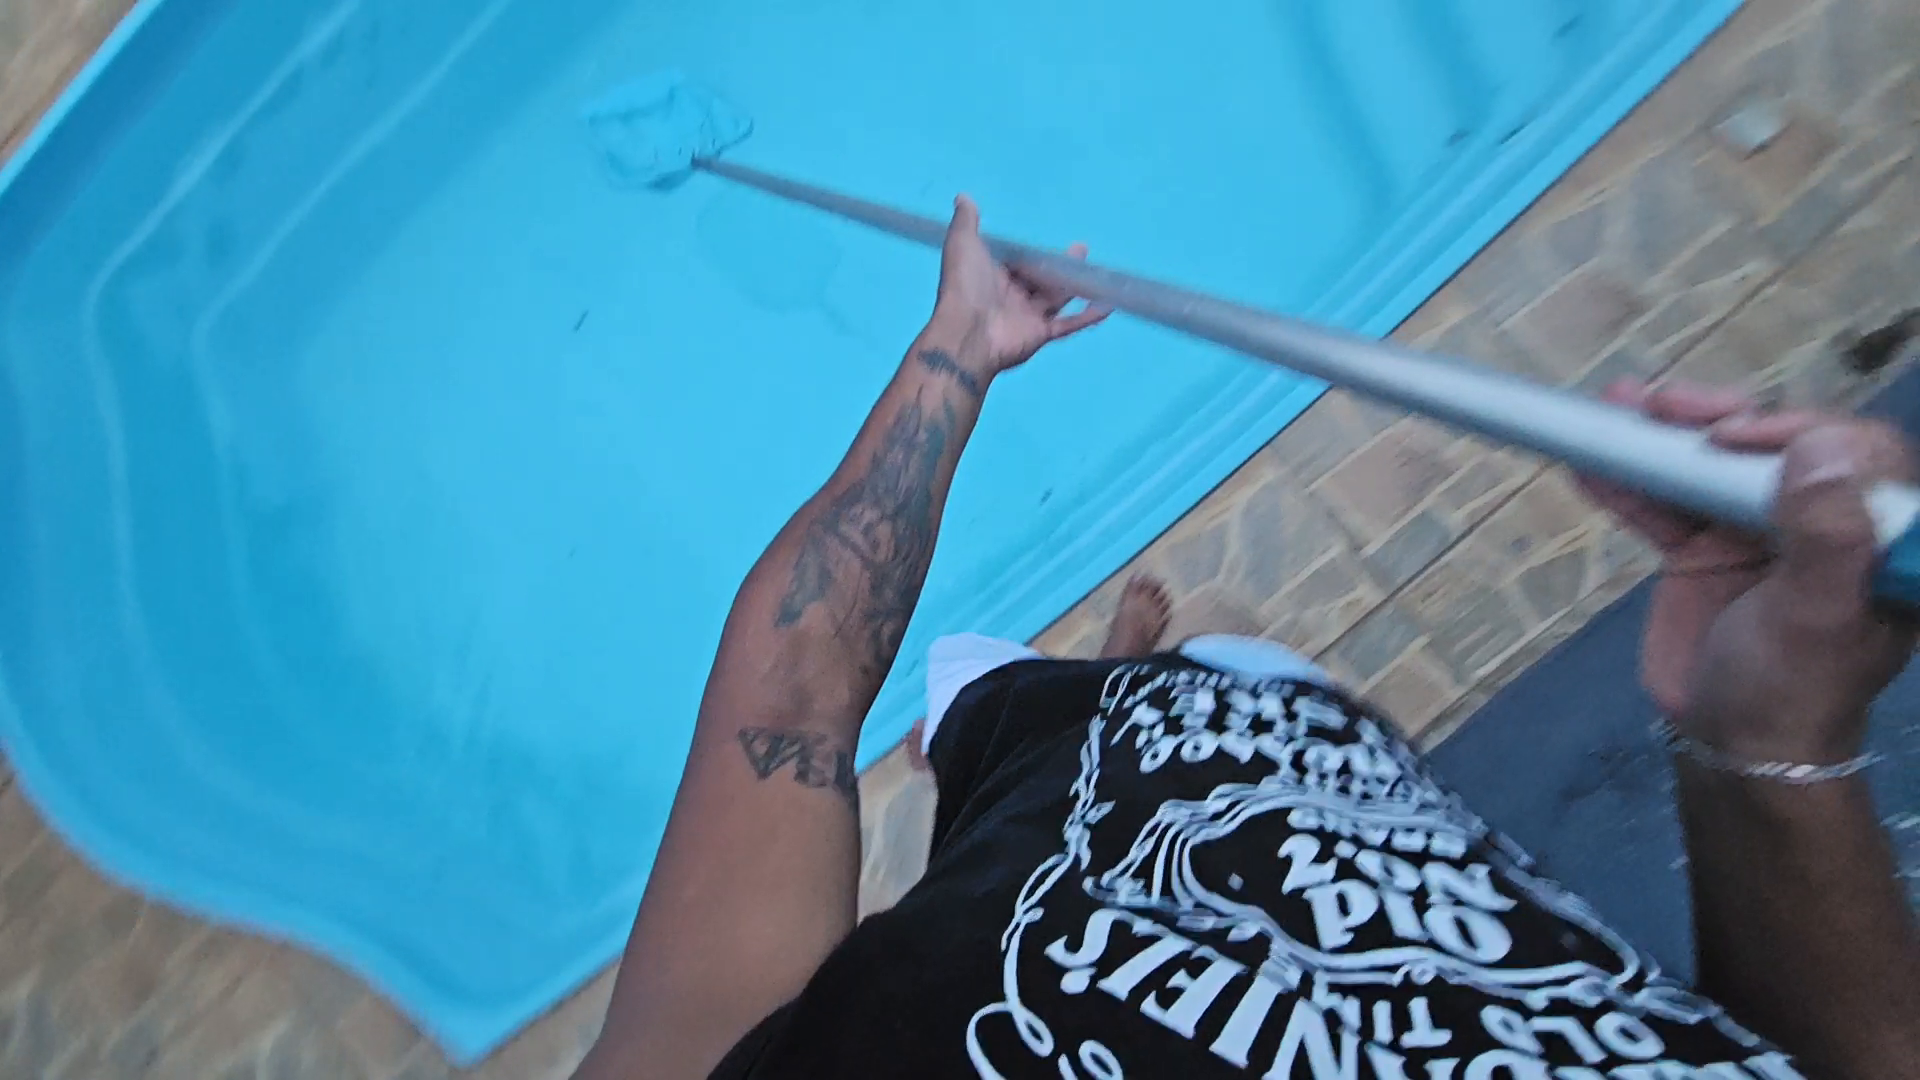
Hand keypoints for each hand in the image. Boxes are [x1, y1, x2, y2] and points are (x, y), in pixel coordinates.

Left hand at [925, 195, 1110, 377]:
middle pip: (1040, 279)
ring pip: (1056, 299)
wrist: (968, 333)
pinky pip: (1068, 325)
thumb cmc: (965, 286)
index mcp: (991, 275)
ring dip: (1075, 285)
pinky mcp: (1040, 334)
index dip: (1031, 252)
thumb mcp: (962, 244)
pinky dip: (1087, 317)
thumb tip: (963, 197)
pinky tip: (1107, 305)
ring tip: (1095, 270)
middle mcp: (1009, 297)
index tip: (1049, 240)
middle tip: (1080, 250)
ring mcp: (1025, 317)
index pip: (1017, 261)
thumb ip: (966, 221)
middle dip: (1059, 266)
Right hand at [1578, 381, 1915, 762]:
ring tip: (1612, 408)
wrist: (1735, 736)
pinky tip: (1586, 467)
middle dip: (1709, 418)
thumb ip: (1827, 534)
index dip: (1788, 429)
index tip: (1724, 436)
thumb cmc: (1794, 681)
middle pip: (1764, 449)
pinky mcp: (1696, 554)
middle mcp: (1812, 520)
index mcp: (1874, 530)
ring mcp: (1747, 535)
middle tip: (1653, 401)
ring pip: (1701, 471)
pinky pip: (1656, 509)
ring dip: (1655, 441)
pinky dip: (1620, 487)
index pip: (1846, 453)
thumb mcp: (1816, 613)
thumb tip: (1818, 447)